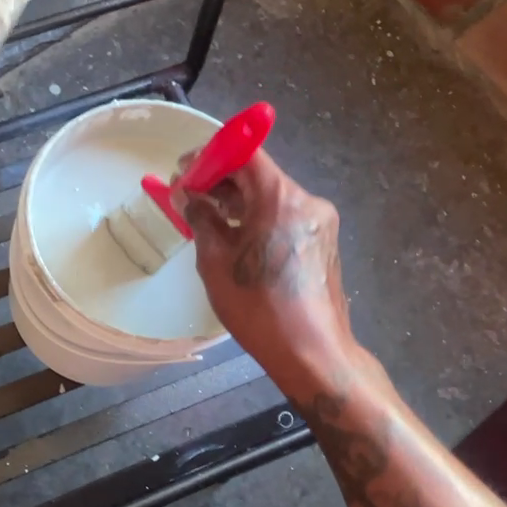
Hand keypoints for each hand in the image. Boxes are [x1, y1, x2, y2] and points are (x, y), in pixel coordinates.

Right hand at [173, 150, 380, 403]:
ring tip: (204, 219)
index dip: (211, 155)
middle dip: (220, 180)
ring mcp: (319, 222)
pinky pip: (282, 215)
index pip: (245, 153)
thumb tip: (188, 195)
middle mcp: (306, 201)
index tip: (185, 172)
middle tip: (186, 196)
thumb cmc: (258, 306)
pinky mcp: (321, 241)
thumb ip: (201, 218)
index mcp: (281, 199)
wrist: (312, 353)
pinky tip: (232, 238)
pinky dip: (255, 217)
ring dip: (236, 201)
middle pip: (258, 174)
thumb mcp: (216, 261)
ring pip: (269, 196)